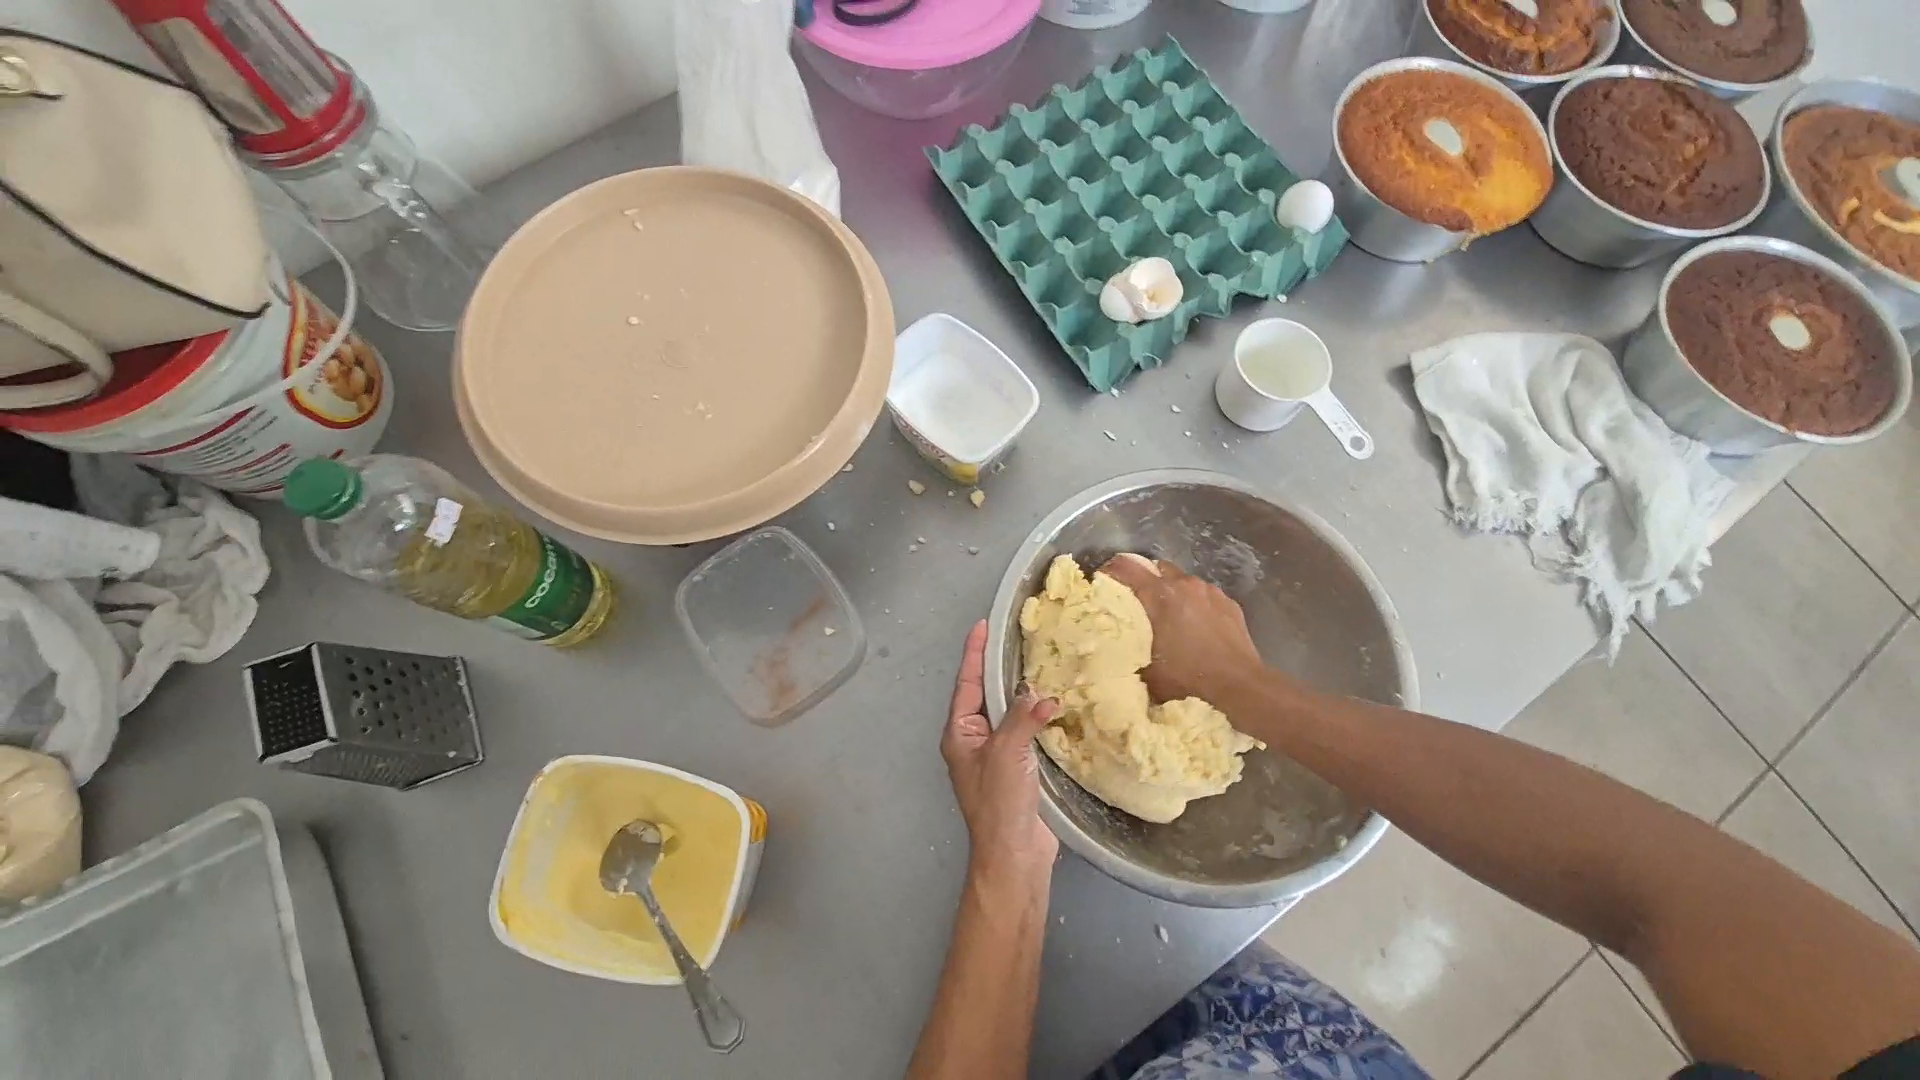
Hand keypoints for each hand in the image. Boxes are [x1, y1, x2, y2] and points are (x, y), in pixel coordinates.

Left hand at [942, 620, 1059, 883]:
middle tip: (1017, 636)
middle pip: (986, 694)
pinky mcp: (1018, 769)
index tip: (982, 625)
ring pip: (1008, 712)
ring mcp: (996, 755)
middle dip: (1000, 667)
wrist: (1014, 856)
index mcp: (959, 733)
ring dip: (1022, 691)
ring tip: (1039, 662)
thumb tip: (1041, 694)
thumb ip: (1021, 717)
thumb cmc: (999, 803)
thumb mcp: (1007, 753)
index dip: (975, 653)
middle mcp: (974, 740)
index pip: (967, 682)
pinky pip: (1026, 731)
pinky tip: (1055, 703)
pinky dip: (1038, 715)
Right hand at [1100, 554, 1266, 703]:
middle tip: (1136, 602)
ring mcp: (1210, 592)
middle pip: (1156, 568)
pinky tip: (1196, 627)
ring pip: (1182, 581)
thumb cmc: (1187, 680)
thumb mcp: (1145, 670)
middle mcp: (1185, 585)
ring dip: (1171, 593)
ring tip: (1169, 617)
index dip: (1110, 571)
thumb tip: (1115, 645)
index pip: (1126, 567)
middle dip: (1144, 580)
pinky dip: (1194, 604)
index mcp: (1159, 596)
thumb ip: (1129, 648)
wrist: (1239, 687)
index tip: (1102, 581)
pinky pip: (1203, 595)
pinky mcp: (1229, 603)